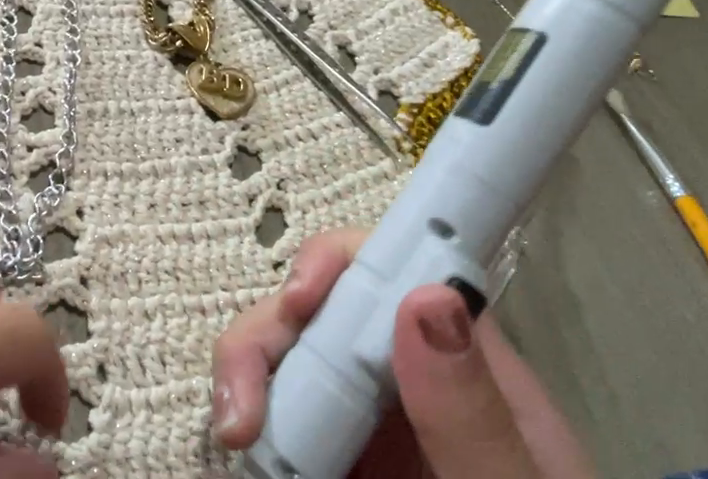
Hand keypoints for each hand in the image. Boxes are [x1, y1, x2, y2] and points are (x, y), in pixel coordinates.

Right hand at [211, 229, 594, 478]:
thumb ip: (472, 415)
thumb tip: (426, 295)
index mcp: (461, 360)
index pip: (392, 267)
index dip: (331, 261)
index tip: (297, 301)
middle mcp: (402, 370)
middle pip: (316, 306)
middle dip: (264, 331)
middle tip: (241, 406)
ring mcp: (362, 410)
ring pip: (282, 350)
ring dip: (244, 371)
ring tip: (234, 432)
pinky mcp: (330, 446)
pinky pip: (274, 405)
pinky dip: (243, 411)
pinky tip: (237, 439)